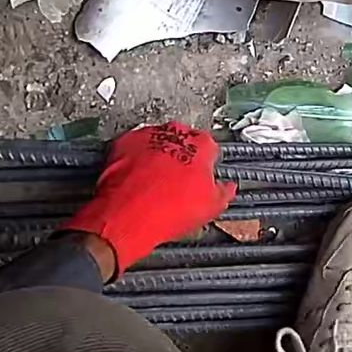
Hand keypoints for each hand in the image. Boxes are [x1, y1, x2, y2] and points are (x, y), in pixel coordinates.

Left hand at [62, 123, 235, 273]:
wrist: (127, 217)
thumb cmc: (166, 210)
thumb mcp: (210, 207)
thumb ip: (224, 192)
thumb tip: (227, 188)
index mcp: (202, 144)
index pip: (211, 149)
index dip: (206, 167)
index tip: (200, 178)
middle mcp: (177, 133)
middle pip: (184, 142)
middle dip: (181, 158)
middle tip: (176, 182)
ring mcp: (150, 136)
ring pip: (159, 142)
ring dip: (158, 157)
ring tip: (154, 183)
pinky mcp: (125, 142)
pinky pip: (133, 147)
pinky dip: (134, 158)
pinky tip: (136, 178)